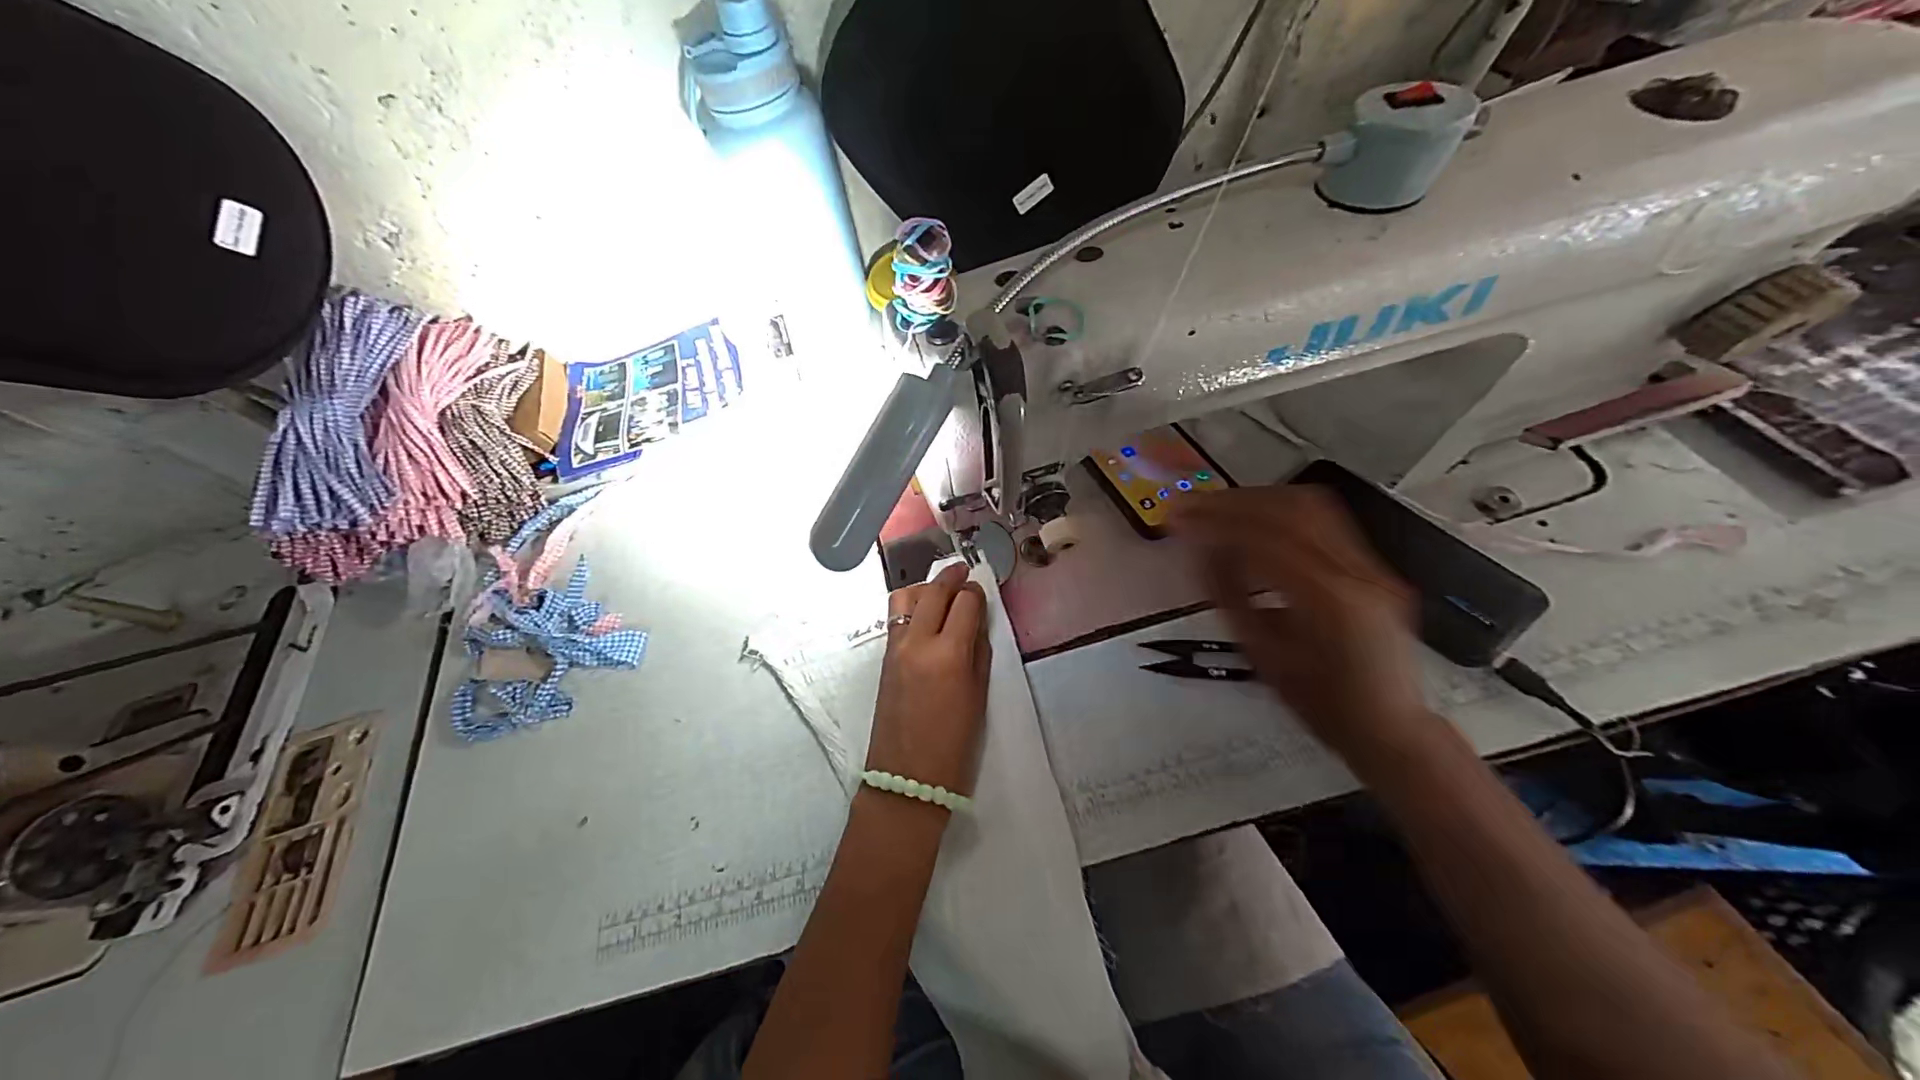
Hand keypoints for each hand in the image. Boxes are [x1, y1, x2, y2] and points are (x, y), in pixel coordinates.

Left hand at [867, 563, 990, 798]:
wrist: (906, 777)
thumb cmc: (953, 745)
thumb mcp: (978, 697)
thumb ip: (978, 652)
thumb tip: (977, 622)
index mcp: (948, 654)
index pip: (964, 603)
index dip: (976, 592)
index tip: (983, 589)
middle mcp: (917, 642)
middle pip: (933, 591)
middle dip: (952, 577)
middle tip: (965, 572)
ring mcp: (895, 648)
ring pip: (905, 597)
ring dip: (925, 587)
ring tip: (941, 593)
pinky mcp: (883, 658)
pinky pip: (896, 617)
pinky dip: (912, 606)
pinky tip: (926, 617)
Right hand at [1176, 485, 1433, 762]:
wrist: (1388, 726)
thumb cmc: (1321, 704)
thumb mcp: (1263, 655)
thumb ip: (1230, 597)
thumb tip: (1202, 552)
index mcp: (1330, 601)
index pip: (1265, 539)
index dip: (1215, 522)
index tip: (1179, 519)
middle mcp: (1359, 573)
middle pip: (1292, 509)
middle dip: (1235, 501)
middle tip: (1192, 505)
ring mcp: (1373, 566)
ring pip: (1313, 506)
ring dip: (1259, 500)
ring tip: (1219, 507)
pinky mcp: (1373, 567)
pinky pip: (1325, 522)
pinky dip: (1282, 512)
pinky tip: (1255, 520)